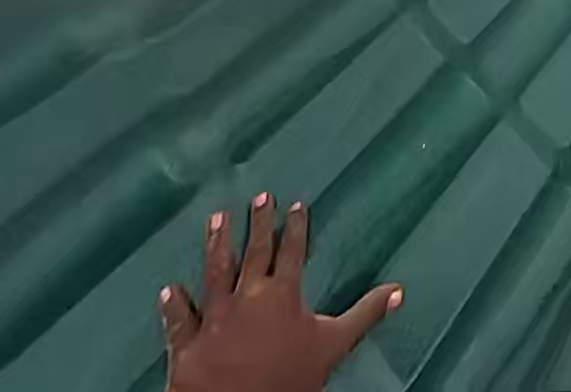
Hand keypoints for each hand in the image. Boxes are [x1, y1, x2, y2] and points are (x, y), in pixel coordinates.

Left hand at [157, 193, 402, 391]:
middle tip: (260, 196)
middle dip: (259, 223)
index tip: (296, 204)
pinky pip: (178, 321)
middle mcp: (247, 297)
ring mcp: (213, 320)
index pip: (292, 250)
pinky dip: (173, 304)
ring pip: (215, 274)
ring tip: (216, 220)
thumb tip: (400, 288)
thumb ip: (366, 313)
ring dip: (216, 246)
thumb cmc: (289, 380)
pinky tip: (170, 287)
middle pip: (254, 252)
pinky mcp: (186, 348)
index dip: (295, 226)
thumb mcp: (334, 346)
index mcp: (282, 293)